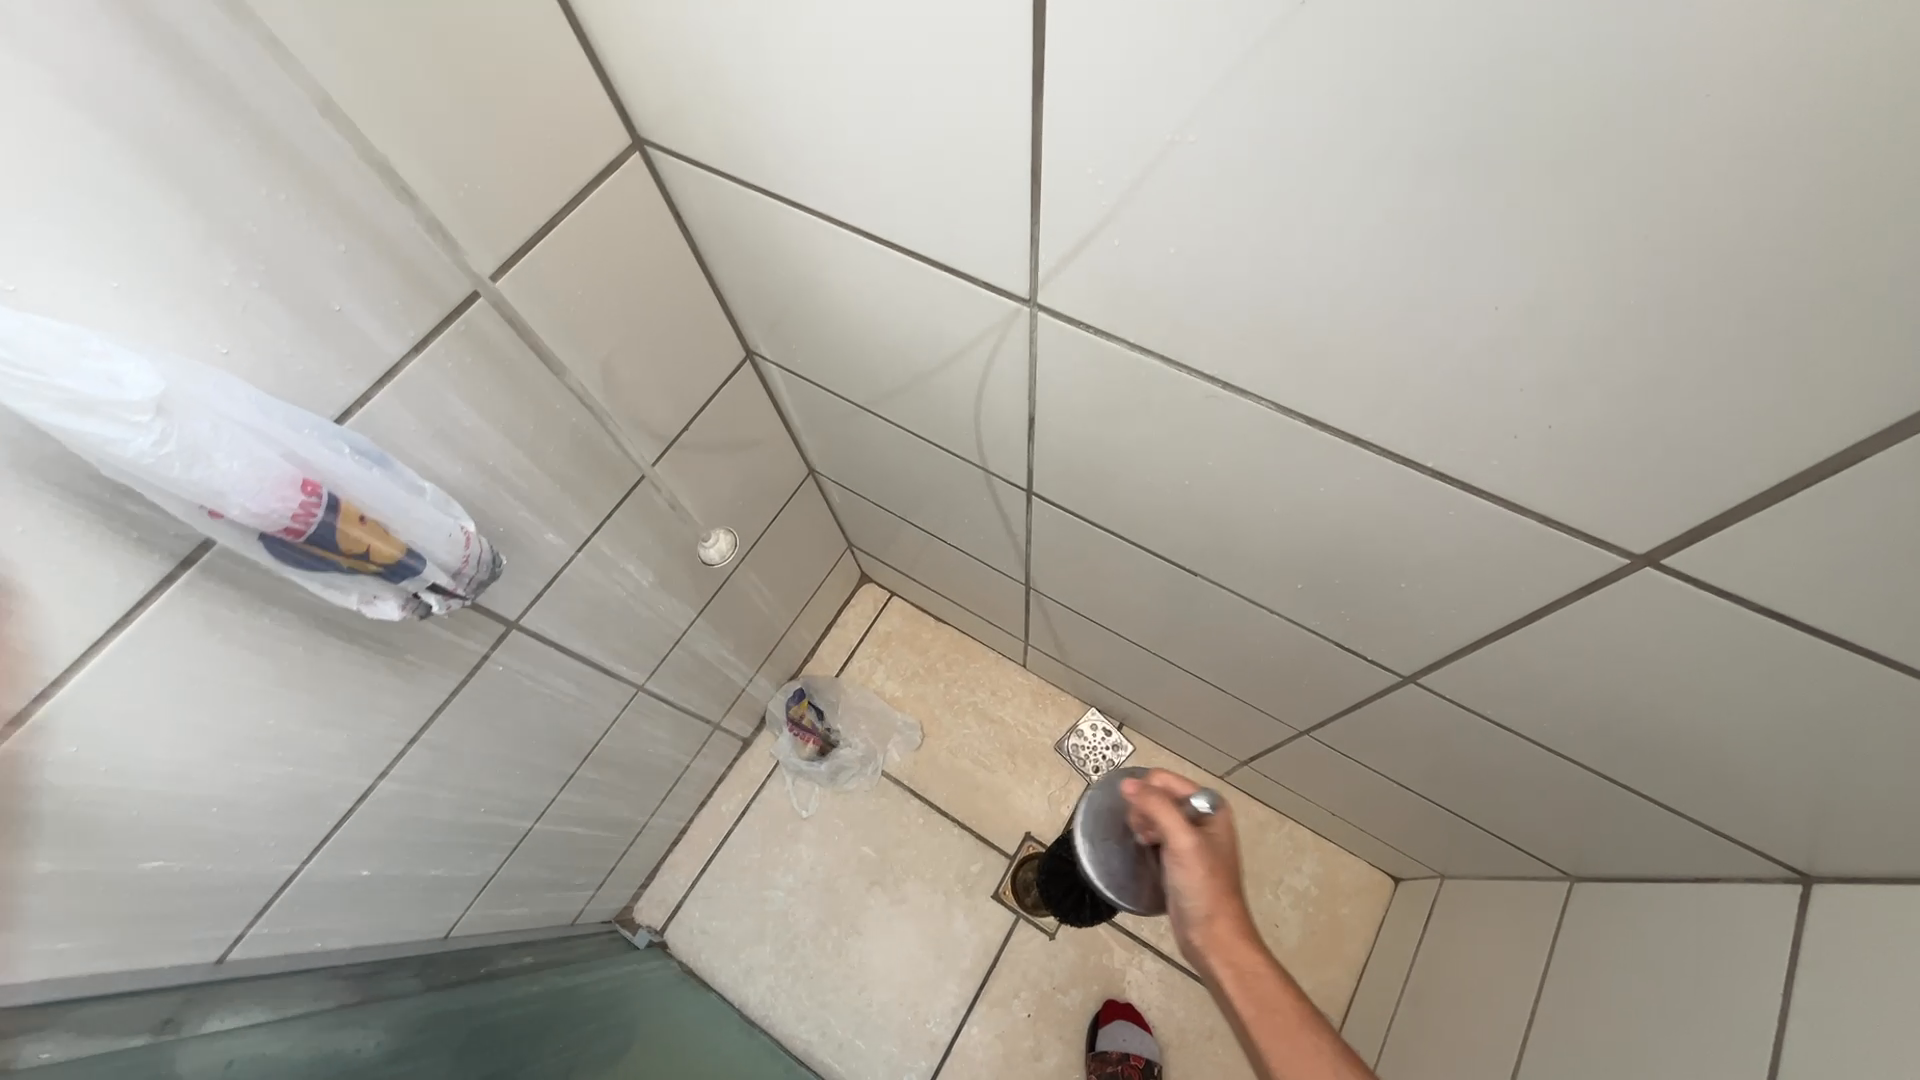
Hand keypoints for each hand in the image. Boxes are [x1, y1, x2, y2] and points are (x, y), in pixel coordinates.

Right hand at [1121, 769, 1257, 970]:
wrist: (1213, 938)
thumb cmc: (1203, 887)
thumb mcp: (1182, 841)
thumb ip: (1156, 807)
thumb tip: (1125, 783)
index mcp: (1210, 805)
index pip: (1163, 780)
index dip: (1147, 795)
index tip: (1145, 825)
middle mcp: (1201, 816)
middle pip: (1156, 794)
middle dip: (1144, 811)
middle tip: (1147, 839)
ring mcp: (1190, 836)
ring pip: (1151, 813)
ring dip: (1142, 826)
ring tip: (1146, 847)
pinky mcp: (1178, 856)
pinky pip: (1153, 833)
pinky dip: (1144, 839)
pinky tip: (1145, 853)